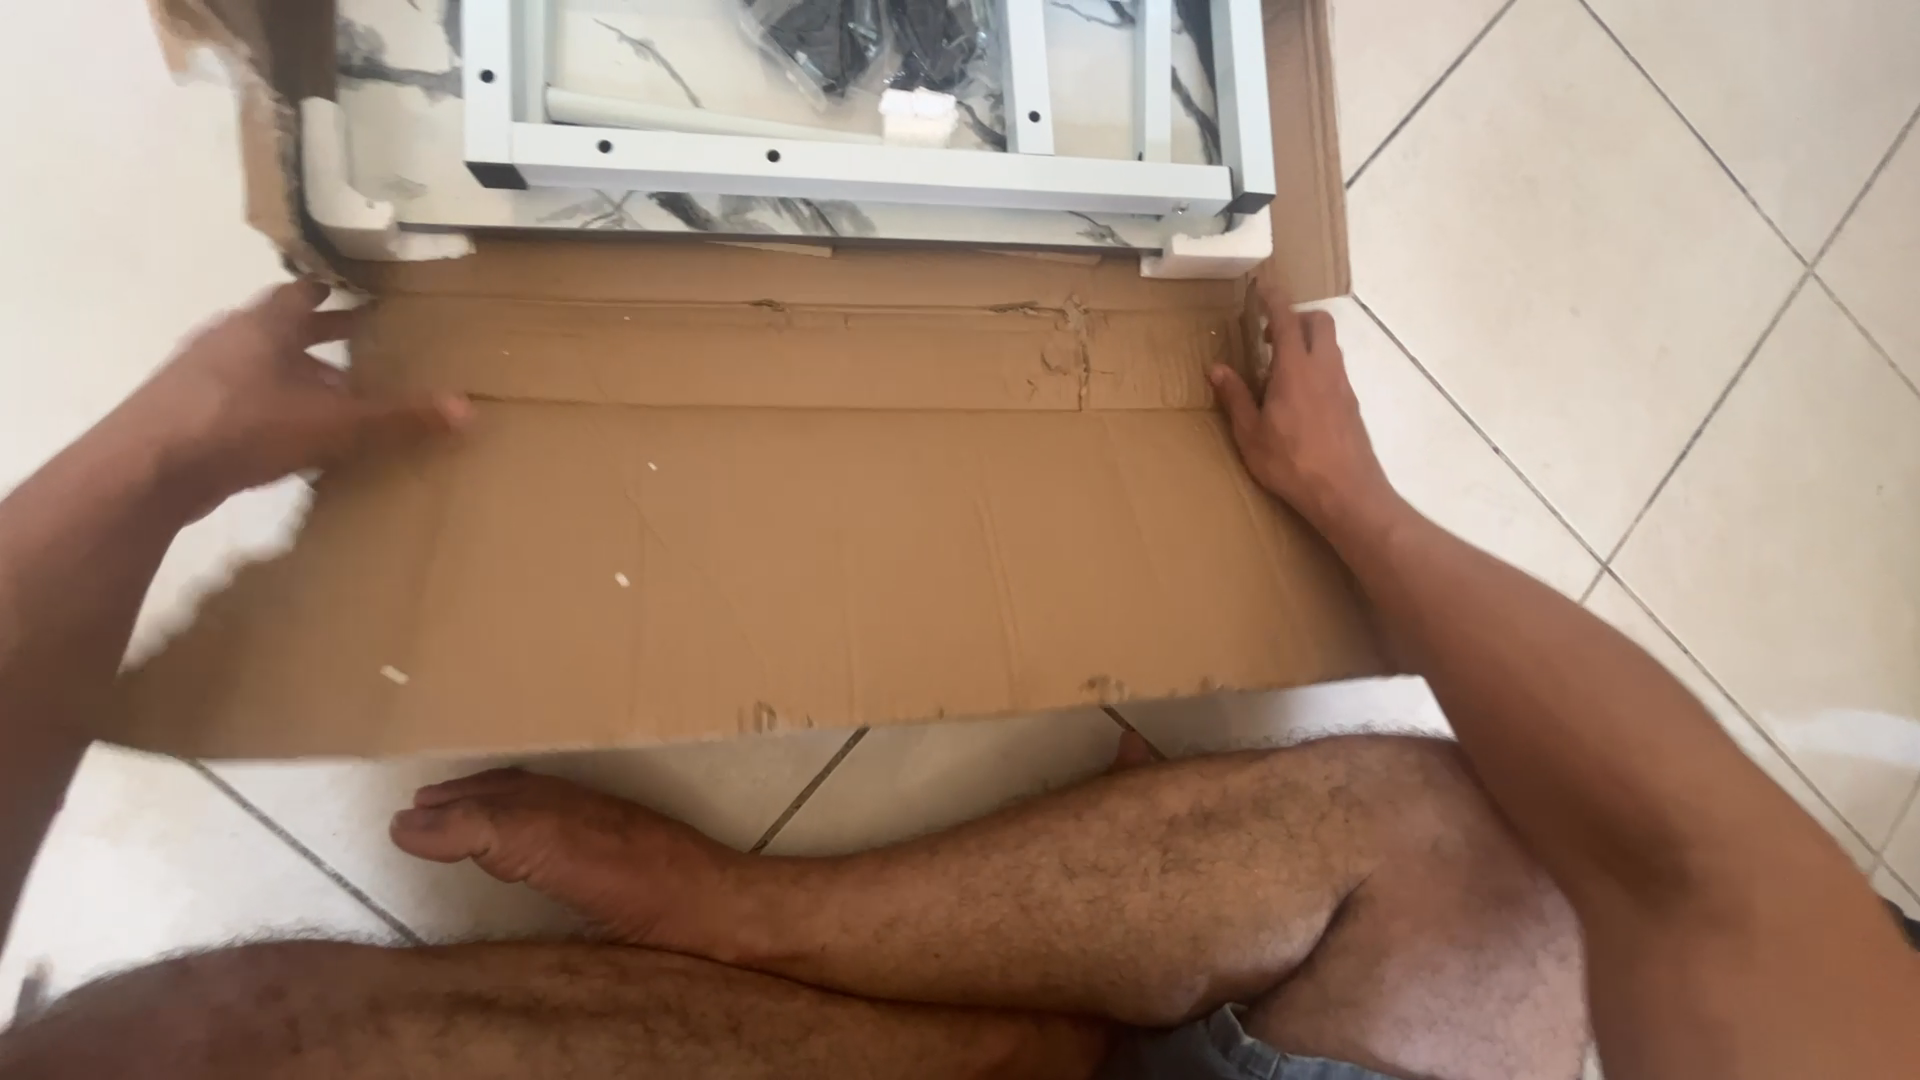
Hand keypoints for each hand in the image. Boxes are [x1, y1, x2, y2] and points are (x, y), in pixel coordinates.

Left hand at [106, 280, 469, 515]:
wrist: (147, 470)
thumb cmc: (246, 426)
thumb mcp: (338, 423)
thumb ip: (401, 417)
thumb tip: (468, 409)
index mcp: (264, 327)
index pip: (300, 294)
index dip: (330, 293)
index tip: (356, 294)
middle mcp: (230, 340)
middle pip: (282, 328)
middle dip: (321, 335)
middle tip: (360, 341)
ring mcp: (203, 374)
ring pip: (261, 363)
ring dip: (298, 372)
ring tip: (336, 393)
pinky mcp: (189, 409)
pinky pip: (245, 394)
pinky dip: (276, 401)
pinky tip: (297, 430)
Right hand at [1208, 279, 1397, 535]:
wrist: (1345, 492)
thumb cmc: (1291, 463)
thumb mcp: (1250, 434)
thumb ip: (1235, 397)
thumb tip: (1217, 369)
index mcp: (1295, 370)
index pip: (1287, 319)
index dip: (1274, 299)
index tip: (1263, 285)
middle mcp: (1324, 369)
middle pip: (1319, 322)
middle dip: (1296, 316)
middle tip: (1270, 333)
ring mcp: (1342, 385)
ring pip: (1329, 345)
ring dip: (1307, 341)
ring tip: (1279, 366)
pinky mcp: (1350, 404)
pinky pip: (1333, 369)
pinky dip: (1316, 365)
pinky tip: (1298, 395)